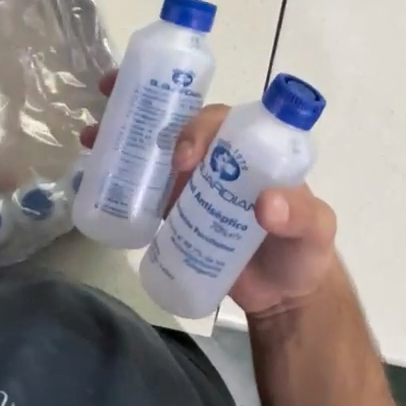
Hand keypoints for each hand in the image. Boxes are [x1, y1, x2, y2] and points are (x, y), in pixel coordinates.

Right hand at [80, 73, 339, 315]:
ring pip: (154, 150)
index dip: (197, 126)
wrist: (281, 297)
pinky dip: (118, 177)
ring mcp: (193, 185)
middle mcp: (218, 159)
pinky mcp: (175, 212)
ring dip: (122, 135)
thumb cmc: (303, 254)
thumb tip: (266, 203)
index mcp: (251, 151)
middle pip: (179, 125)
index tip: (182, 157)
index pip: (221, 122)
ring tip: (90, 138)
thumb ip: (300, 216)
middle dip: (143, 109)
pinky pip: (144, 189)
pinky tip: (91, 173)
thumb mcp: (315, 232)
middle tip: (111, 108)